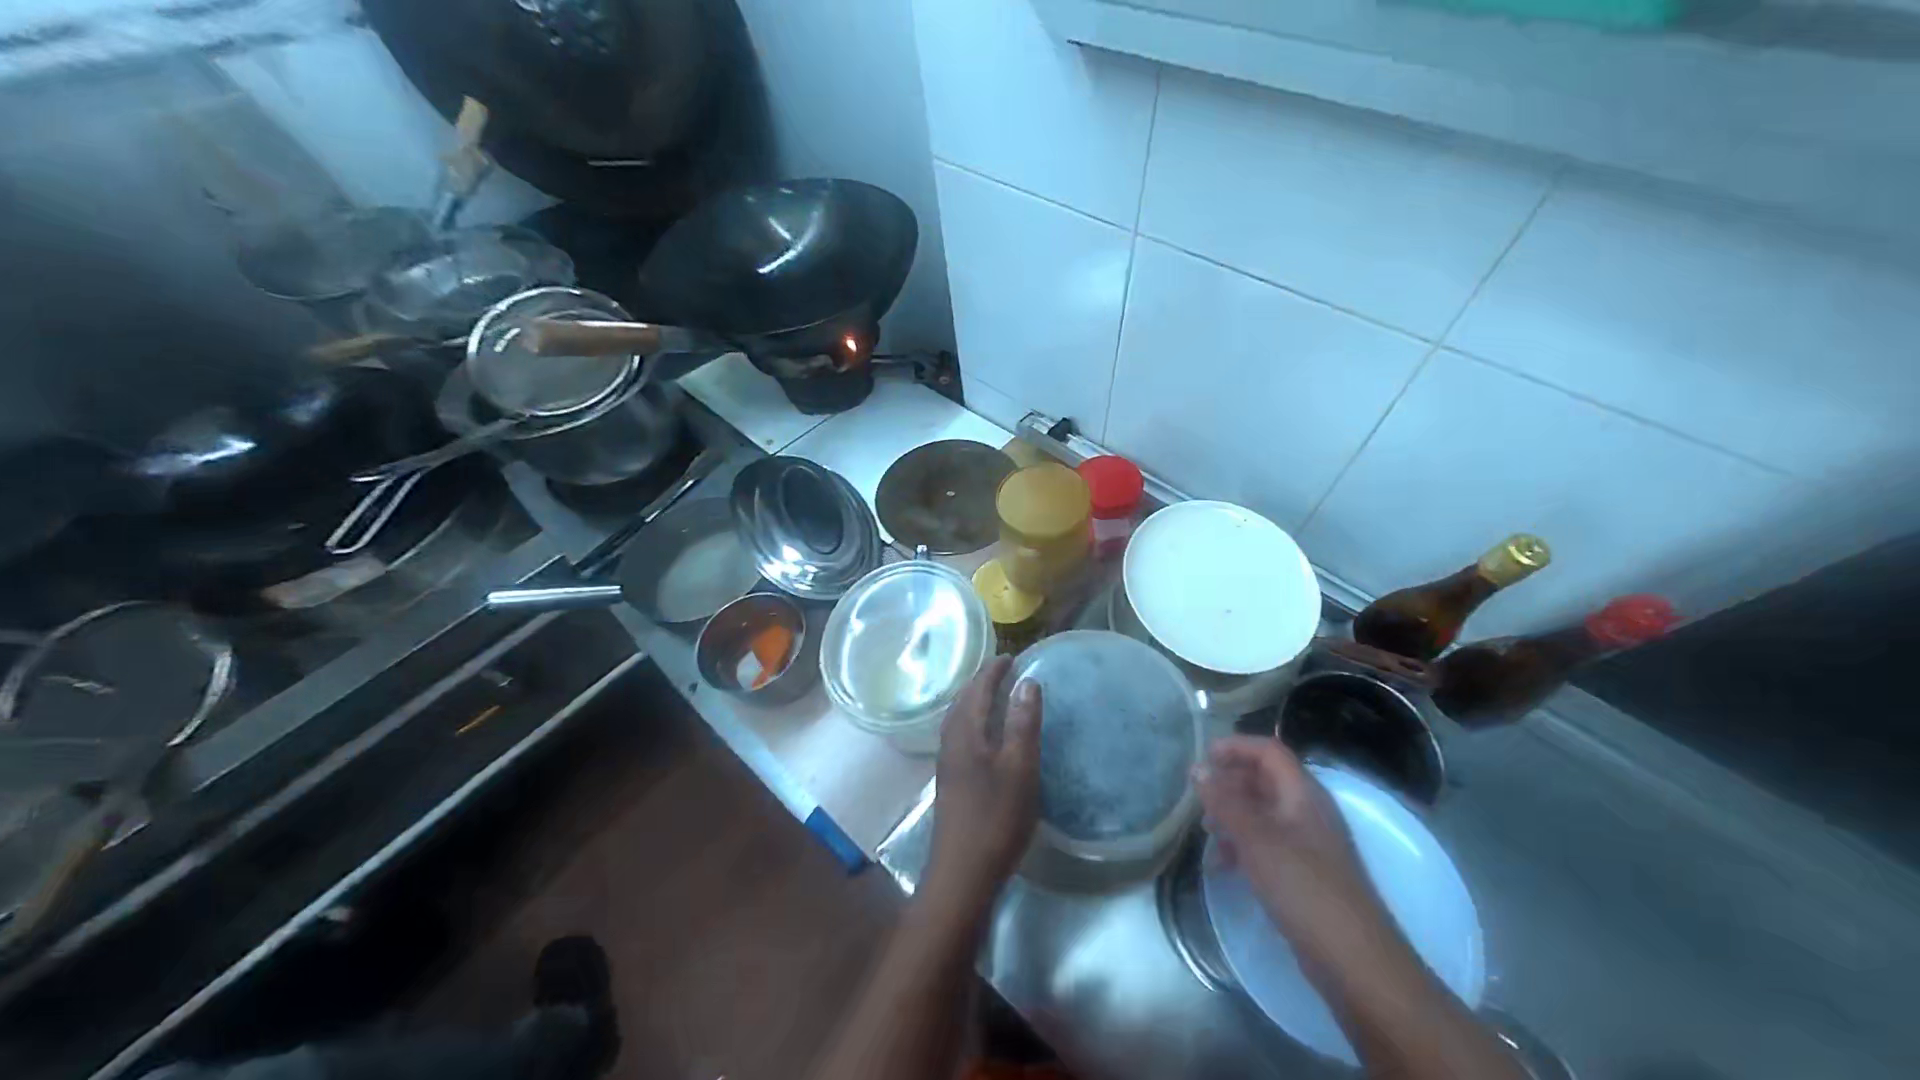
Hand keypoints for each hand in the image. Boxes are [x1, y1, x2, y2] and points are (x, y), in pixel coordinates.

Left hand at [925, 657, 1041, 910]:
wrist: (963, 872)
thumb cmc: (996, 817)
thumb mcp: (1020, 768)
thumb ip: (1023, 724)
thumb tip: (1027, 682)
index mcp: (965, 733)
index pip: (977, 689)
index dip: (993, 670)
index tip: (1011, 656)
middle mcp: (950, 742)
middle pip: (963, 701)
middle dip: (981, 682)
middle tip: (1004, 671)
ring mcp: (947, 764)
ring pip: (959, 719)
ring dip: (975, 702)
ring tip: (996, 697)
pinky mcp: (950, 782)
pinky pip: (960, 736)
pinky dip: (974, 723)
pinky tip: (986, 737)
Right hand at [1194, 737, 1397, 967]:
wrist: (1353, 959)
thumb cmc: (1303, 887)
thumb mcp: (1256, 838)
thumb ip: (1224, 801)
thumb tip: (1198, 769)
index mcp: (1303, 794)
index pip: (1269, 751)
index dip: (1236, 747)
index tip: (1202, 758)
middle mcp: (1308, 811)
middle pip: (1264, 780)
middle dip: (1229, 783)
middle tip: (1198, 797)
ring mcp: (1308, 843)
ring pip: (1262, 813)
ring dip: (1231, 816)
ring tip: (1206, 832)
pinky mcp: (1304, 873)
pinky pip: (1267, 844)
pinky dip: (1242, 846)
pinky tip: (1221, 865)